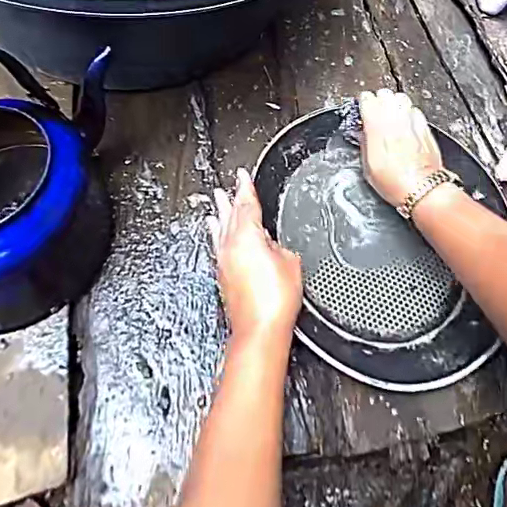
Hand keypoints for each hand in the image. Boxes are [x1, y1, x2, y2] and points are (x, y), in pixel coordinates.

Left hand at [209, 168, 301, 344]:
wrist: (259, 332)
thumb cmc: (275, 301)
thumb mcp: (290, 263)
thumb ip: (279, 247)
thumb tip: (271, 246)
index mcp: (246, 236)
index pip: (246, 204)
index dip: (245, 188)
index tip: (242, 175)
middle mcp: (230, 246)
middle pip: (229, 215)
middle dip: (229, 199)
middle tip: (225, 187)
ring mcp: (224, 263)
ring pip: (221, 230)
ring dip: (220, 215)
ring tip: (216, 205)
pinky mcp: (223, 278)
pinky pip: (219, 246)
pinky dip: (218, 235)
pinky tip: (218, 236)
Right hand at [357, 89, 446, 208]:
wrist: (423, 190)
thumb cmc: (396, 183)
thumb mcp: (368, 167)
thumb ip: (364, 143)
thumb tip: (363, 133)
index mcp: (377, 128)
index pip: (367, 99)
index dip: (364, 103)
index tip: (363, 109)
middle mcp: (395, 121)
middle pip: (385, 94)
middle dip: (379, 100)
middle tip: (376, 110)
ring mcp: (412, 123)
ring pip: (402, 98)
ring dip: (395, 103)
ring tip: (391, 113)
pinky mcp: (425, 128)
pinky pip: (415, 111)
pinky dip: (409, 113)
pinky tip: (406, 123)